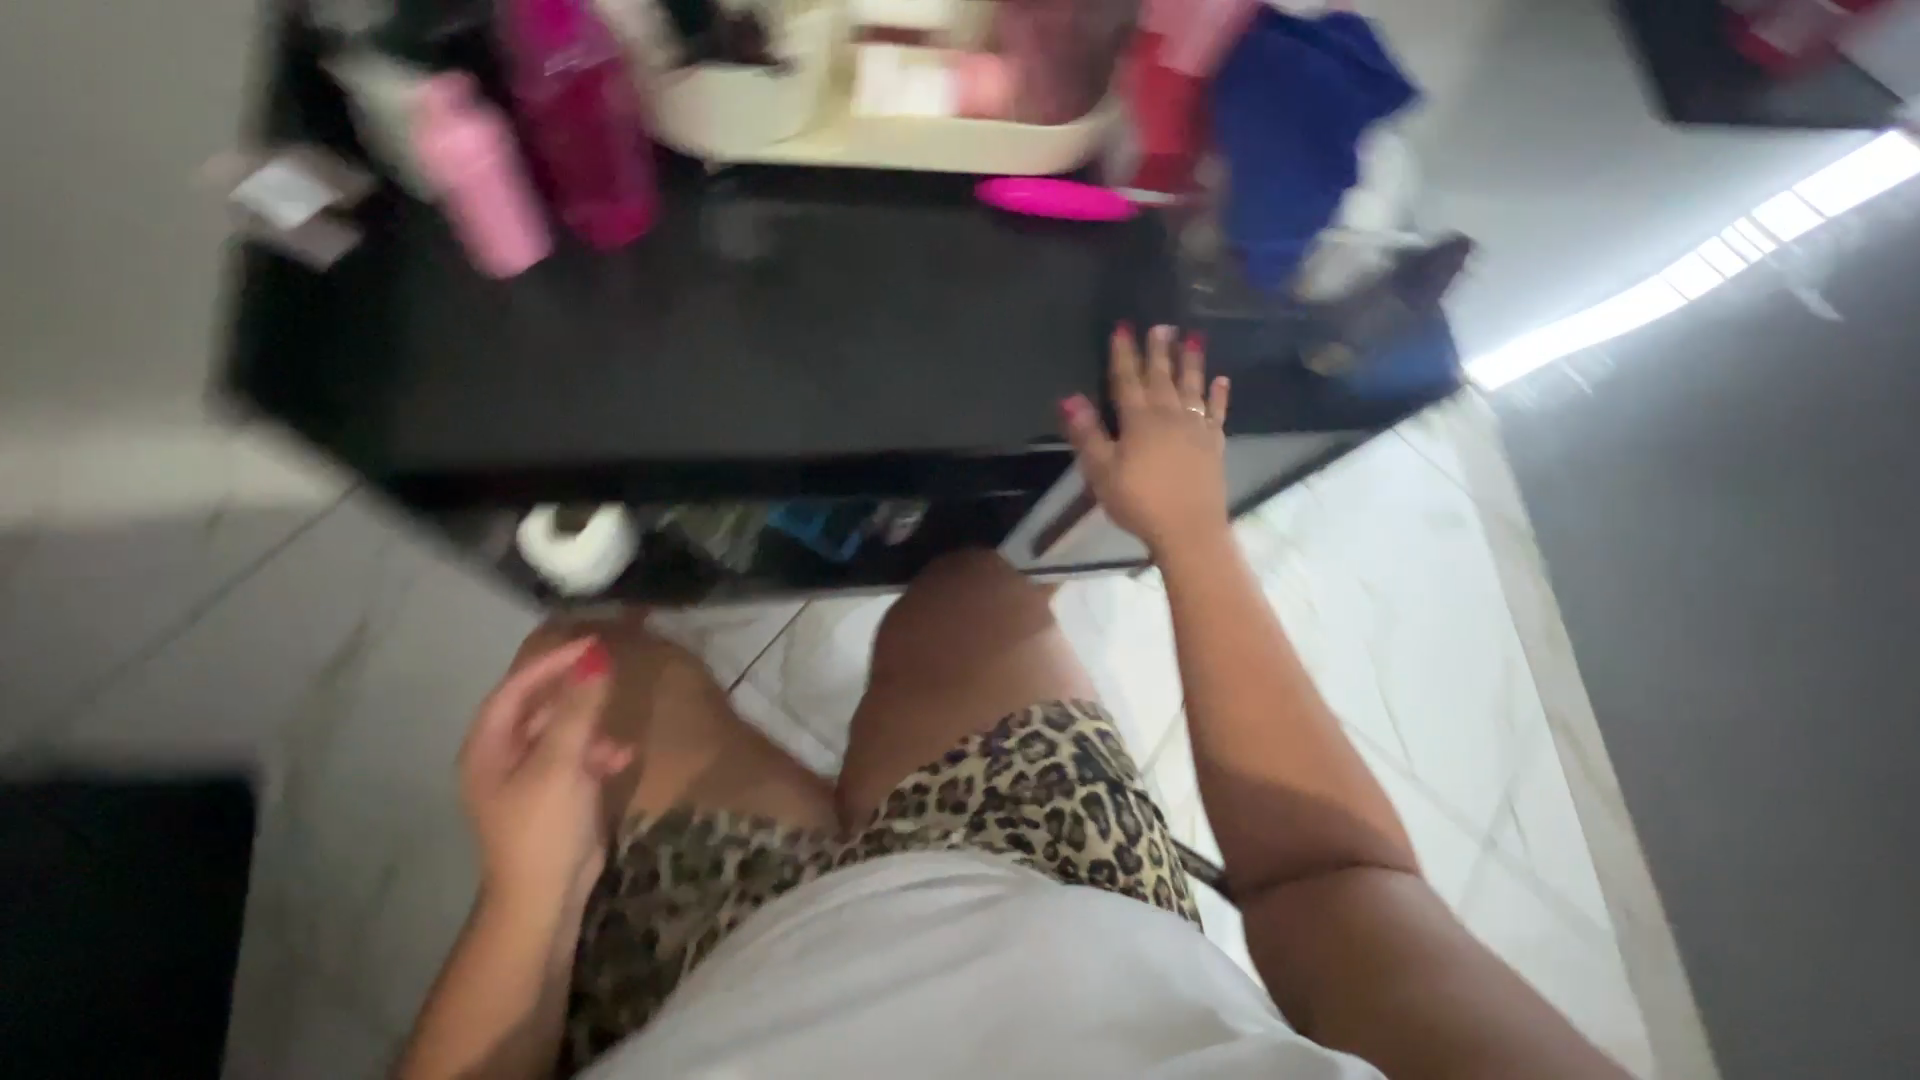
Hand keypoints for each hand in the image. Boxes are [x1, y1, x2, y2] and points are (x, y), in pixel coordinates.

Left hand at [459, 637, 633, 912]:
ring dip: (591, 725)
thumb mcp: (561, 763)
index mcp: (488, 747)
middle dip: (574, 689)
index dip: (552, 662)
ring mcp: (530, 777)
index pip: (516, 688)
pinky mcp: (556, 794)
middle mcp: (503, 756)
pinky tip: (622, 758)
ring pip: (562, 731)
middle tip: (611, 666)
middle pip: (539, 706)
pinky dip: (599, 752)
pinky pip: (578, 757)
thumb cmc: (542, 826)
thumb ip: (578, 708)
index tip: (592, 643)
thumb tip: (595, 658)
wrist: (545, 897)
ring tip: (617, 730)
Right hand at [1061, 324, 1231, 557]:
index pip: (1126, 380)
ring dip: (1191, 362)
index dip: (1123, 354)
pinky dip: (1218, 394)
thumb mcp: (1101, 471)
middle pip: (1161, 377)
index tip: (1123, 327)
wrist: (1188, 528)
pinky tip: (1220, 380)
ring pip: (1192, 387)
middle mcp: (1169, 415)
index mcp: (1138, 420)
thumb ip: (1087, 434)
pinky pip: (1217, 412)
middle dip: (1159, 350)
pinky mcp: (1214, 444)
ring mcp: (1195, 429)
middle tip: (1162, 325)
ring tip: (1194, 338)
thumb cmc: (1138, 502)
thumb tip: (1069, 397)